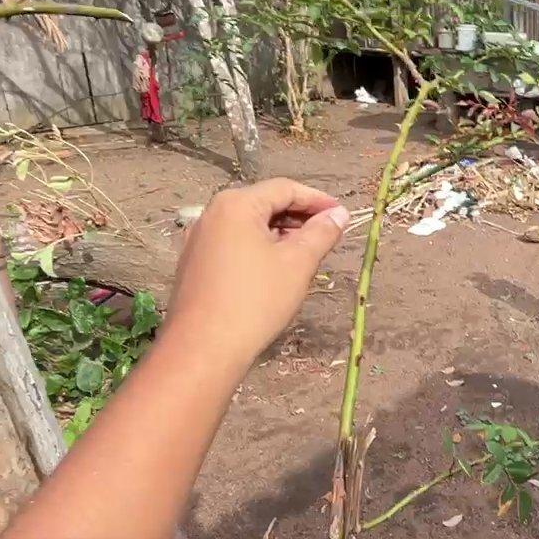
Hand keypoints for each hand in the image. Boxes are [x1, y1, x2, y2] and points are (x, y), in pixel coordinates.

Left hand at [165, 178, 347, 361]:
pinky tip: (277, 268)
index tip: (342, 215)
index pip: (285, 188)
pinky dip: (260, 247)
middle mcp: (212, 214)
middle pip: (265, 203)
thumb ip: (322, 232)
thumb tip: (340, 214)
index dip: (318, 200)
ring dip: (282, 233)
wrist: (203, 349)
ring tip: (308, 253)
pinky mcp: (195, 262)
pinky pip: (235, 242)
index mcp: (236, 205)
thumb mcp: (298, 262)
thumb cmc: (255, 300)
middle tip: (329, 234)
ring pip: (250, 224)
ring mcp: (199, 239)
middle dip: (300, 216)